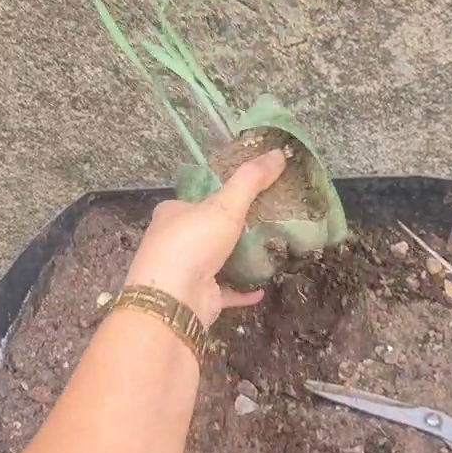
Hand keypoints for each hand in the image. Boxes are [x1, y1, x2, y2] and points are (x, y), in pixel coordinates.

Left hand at [123, 150, 287, 325]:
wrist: (173, 300)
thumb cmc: (192, 243)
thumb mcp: (225, 204)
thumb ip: (251, 180)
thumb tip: (279, 152)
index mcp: (172, 213)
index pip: (196, 198)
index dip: (219, 194)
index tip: (247, 194)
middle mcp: (173, 241)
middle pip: (206, 229)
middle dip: (231, 228)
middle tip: (265, 221)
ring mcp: (184, 272)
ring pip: (215, 261)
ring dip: (237, 258)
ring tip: (267, 250)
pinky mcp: (197, 298)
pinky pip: (225, 291)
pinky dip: (242, 289)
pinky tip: (262, 287)